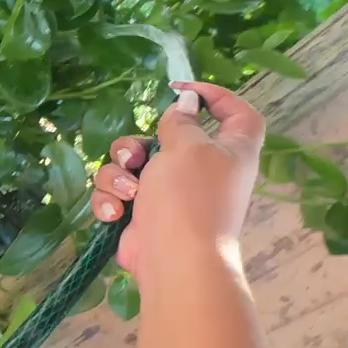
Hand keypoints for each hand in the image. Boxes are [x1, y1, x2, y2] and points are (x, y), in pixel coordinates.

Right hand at [91, 81, 265, 275]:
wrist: (174, 258)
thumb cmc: (190, 198)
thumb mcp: (188, 148)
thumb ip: (181, 122)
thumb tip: (184, 105)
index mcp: (228, 151)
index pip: (237, 114)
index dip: (216, 96)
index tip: (180, 89)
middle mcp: (200, 169)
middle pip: (163, 139)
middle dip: (136, 144)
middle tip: (134, 156)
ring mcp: (168, 192)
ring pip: (129, 164)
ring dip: (118, 175)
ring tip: (127, 193)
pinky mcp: (141, 211)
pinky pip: (115, 192)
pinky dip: (111, 199)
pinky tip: (115, 213)